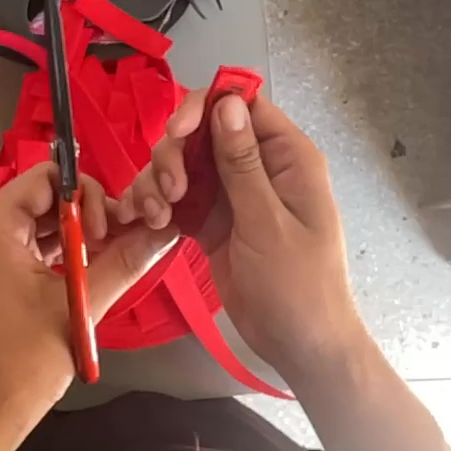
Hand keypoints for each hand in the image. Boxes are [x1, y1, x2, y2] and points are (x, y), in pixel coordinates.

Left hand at [0, 162, 178, 450]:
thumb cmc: (18, 364)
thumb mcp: (77, 307)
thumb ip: (124, 262)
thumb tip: (166, 231)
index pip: (47, 175)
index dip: (86, 194)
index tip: (108, 232)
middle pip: (44, 198)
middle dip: (86, 216)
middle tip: (115, 249)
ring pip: (40, 226)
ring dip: (76, 239)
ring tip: (106, 266)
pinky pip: (30, 251)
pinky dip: (60, 258)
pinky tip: (87, 279)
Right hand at [120, 92, 370, 385]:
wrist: (300, 346)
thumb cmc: (297, 286)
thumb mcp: (267, 223)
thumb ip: (243, 164)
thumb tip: (226, 104)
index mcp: (287, 158)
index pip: (243, 105)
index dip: (204, 108)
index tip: (175, 133)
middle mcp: (259, 168)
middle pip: (204, 132)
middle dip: (176, 153)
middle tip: (169, 192)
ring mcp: (233, 195)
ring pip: (186, 163)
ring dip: (161, 180)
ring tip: (156, 214)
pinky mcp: (213, 221)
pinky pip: (180, 197)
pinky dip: (160, 204)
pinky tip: (150, 221)